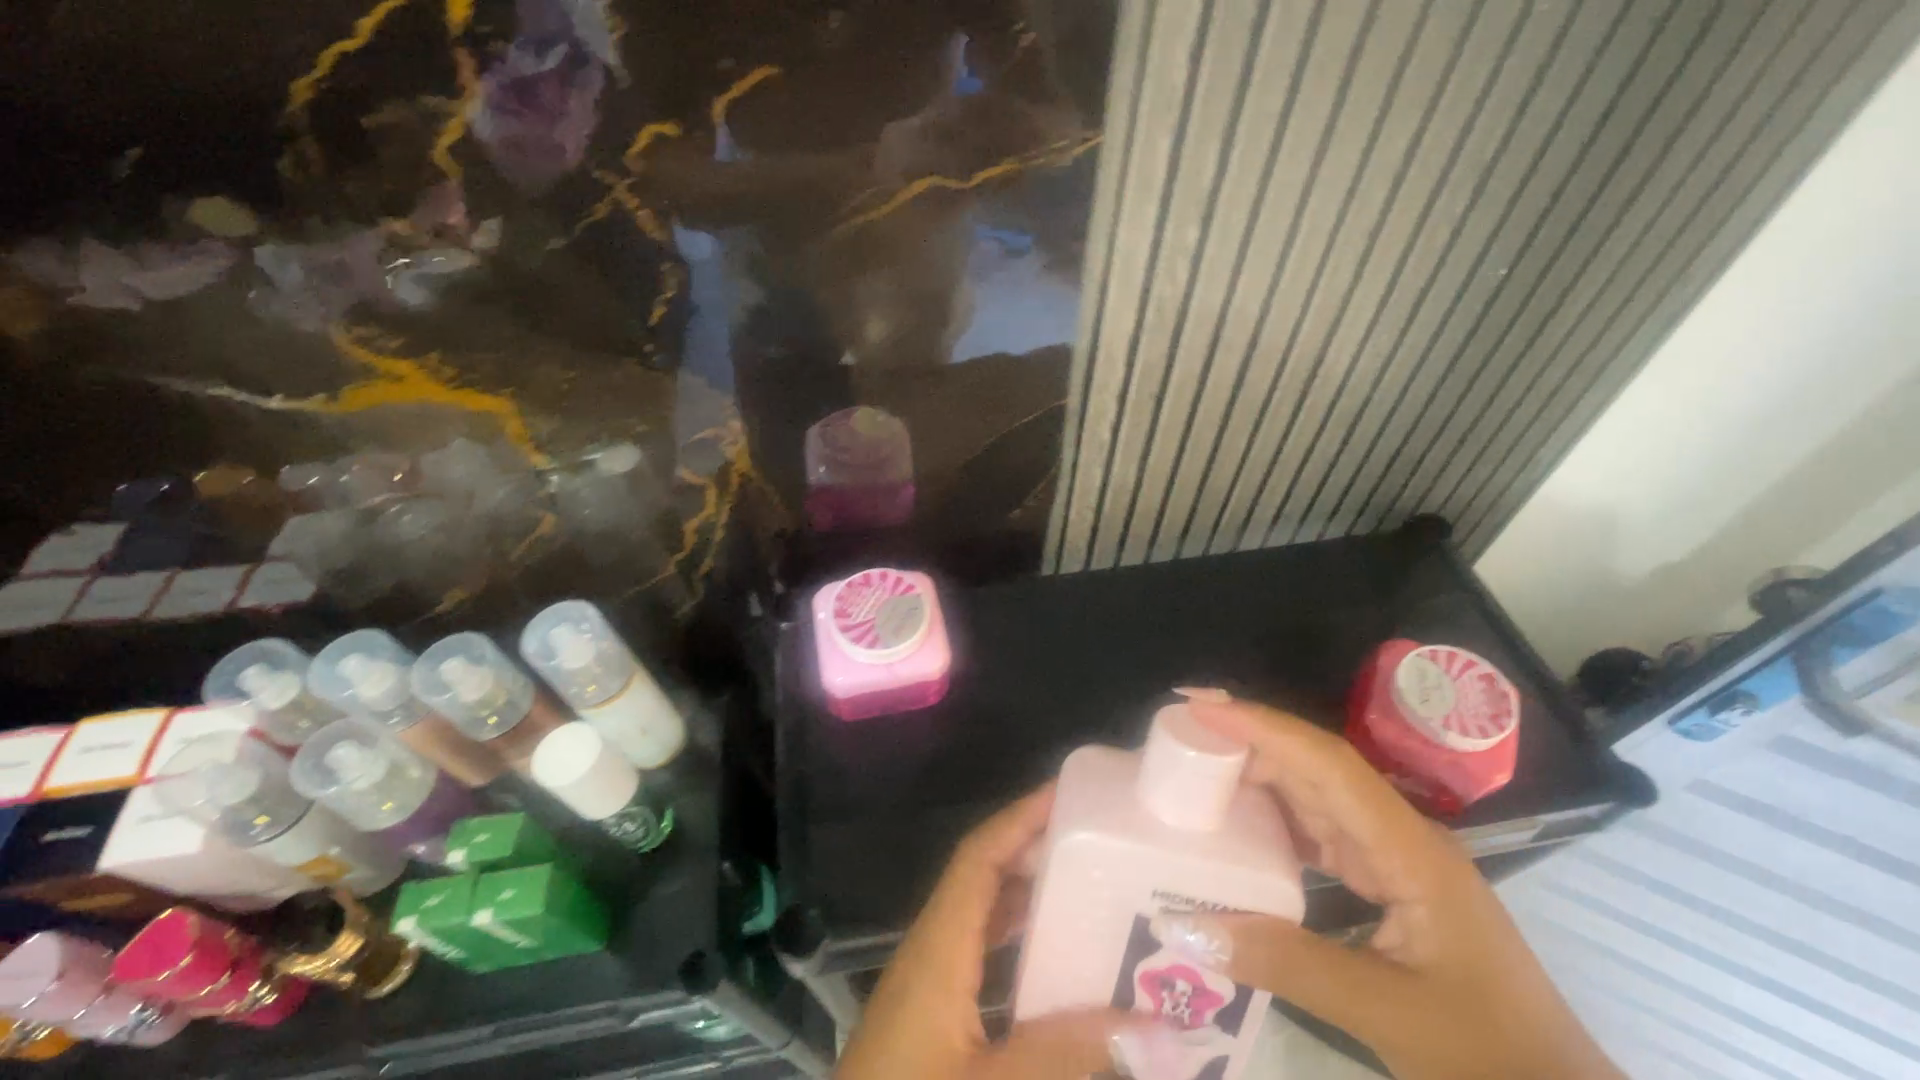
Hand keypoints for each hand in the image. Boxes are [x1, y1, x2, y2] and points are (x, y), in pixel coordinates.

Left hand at [835, 787, 1157, 1079]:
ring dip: (1026, 898)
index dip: (1018, 818)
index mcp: (937, 948)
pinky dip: (1015, 942)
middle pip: (980, 879)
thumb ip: (1065, 1052)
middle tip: (1099, 843)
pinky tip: (1053, 967)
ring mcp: (925, 983)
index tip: (1067, 793)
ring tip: (1089, 892)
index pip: (977, 858)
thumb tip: (1152, 1022)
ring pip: (978, 917)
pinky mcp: (928, 1014)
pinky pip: (977, 953)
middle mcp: (929, 951)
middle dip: (1033, 851)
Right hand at [1146, 694, 1623, 1079]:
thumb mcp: (1386, 1012)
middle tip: (1177, 735)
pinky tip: (1236, 832)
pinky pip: (1321, 838)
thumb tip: (1181, 920)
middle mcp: (1402, 840)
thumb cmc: (1487, 1052)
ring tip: (1193, 771)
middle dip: (1250, 742)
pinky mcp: (1389, 888)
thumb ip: (1287, 964)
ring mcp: (1397, 863)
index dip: (1263, 728)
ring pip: (1317, 800)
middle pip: (1318, 770)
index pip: (1329, 765)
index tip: (1198, 706)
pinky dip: (1274, 825)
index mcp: (1412, 851)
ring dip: (1258, 779)